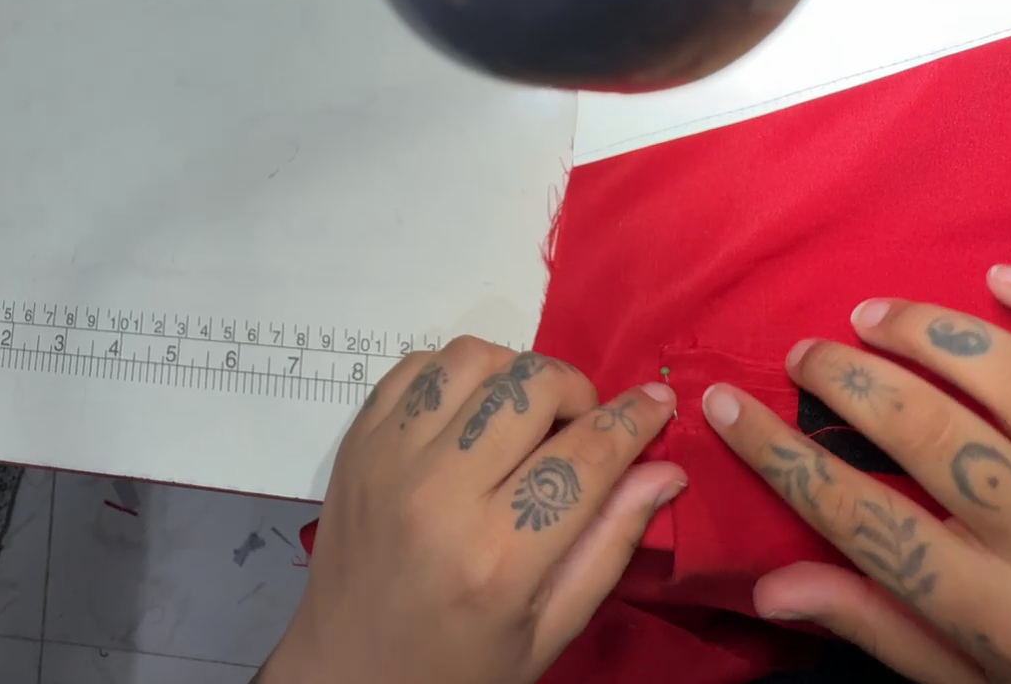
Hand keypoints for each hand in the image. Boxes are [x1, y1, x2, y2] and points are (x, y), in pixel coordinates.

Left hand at [261, 338, 684, 683]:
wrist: (343, 672)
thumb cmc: (457, 666)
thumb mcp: (549, 630)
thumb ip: (611, 543)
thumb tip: (666, 469)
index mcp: (498, 556)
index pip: (587, 455)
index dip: (635, 419)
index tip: (658, 402)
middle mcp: (440, 492)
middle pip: (530, 387)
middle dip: (576, 391)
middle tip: (578, 424)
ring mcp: (389, 456)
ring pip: (473, 357)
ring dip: (514, 372)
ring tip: (521, 413)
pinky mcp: (358, 438)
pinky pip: (418, 364)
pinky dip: (456, 372)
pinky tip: (468, 408)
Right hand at [702, 267, 1010, 683]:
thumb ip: (880, 630)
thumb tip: (769, 587)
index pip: (864, 525)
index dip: (778, 455)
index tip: (722, 403)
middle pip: (937, 441)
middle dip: (847, 383)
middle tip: (803, 354)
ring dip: (931, 336)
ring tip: (872, 315)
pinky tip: (1009, 277)